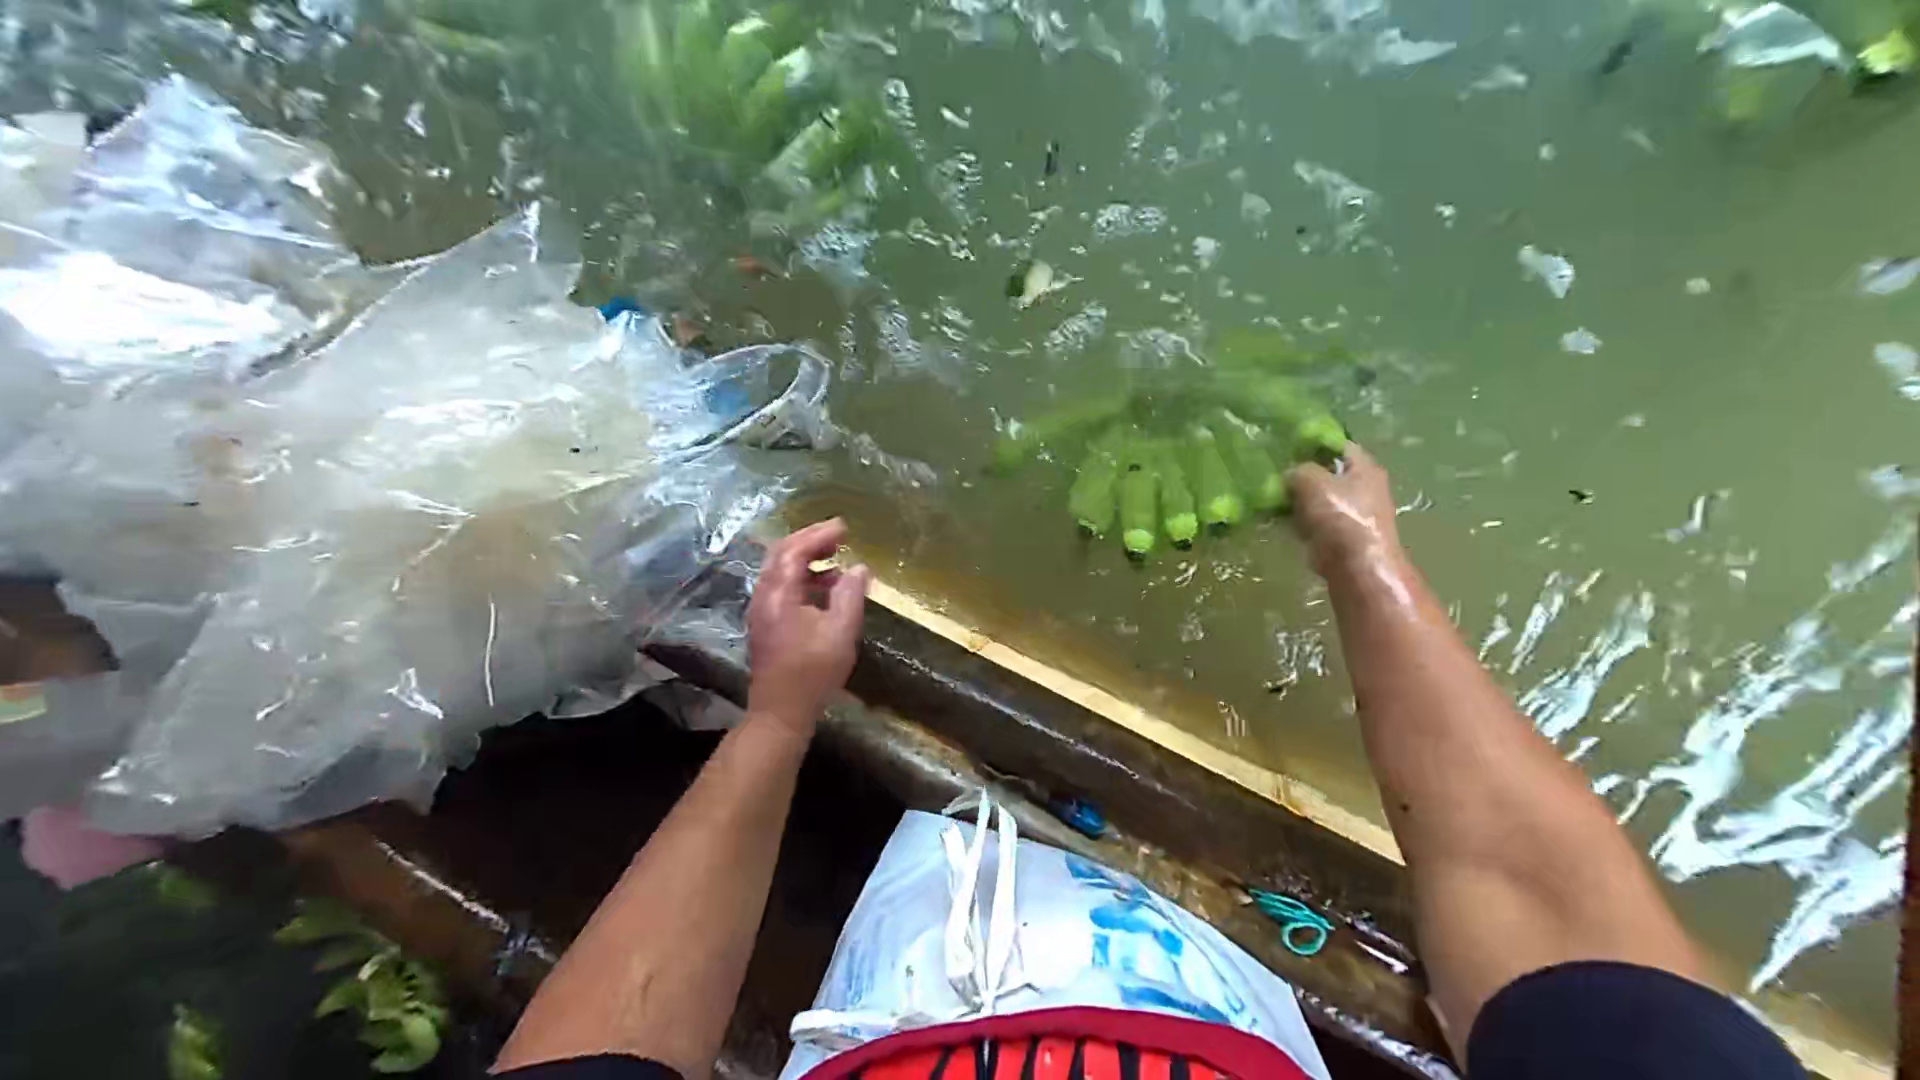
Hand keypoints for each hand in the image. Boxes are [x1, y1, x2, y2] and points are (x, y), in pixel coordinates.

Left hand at [746, 519, 870, 735]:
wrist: (781, 712)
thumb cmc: (812, 673)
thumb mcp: (841, 632)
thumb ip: (850, 595)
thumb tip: (859, 568)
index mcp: (779, 594)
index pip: (794, 550)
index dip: (818, 535)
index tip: (844, 527)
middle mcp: (764, 596)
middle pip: (782, 555)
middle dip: (810, 541)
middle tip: (839, 537)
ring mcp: (762, 610)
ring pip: (781, 571)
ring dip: (807, 560)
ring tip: (837, 561)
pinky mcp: (766, 623)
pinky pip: (782, 587)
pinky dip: (803, 578)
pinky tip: (826, 589)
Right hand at [1285, 442, 1403, 579]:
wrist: (1355, 564)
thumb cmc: (1340, 516)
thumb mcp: (1312, 481)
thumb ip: (1298, 470)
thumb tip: (1289, 474)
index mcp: (1364, 467)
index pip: (1337, 444)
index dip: (1312, 443)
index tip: (1285, 448)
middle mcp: (1362, 486)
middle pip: (1326, 471)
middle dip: (1300, 474)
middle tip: (1274, 474)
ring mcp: (1352, 511)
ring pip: (1317, 496)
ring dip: (1296, 498)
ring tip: (1271, 497)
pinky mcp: (1339, 532)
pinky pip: (1313, 518)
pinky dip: (1298, 519)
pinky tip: (1279, 519)